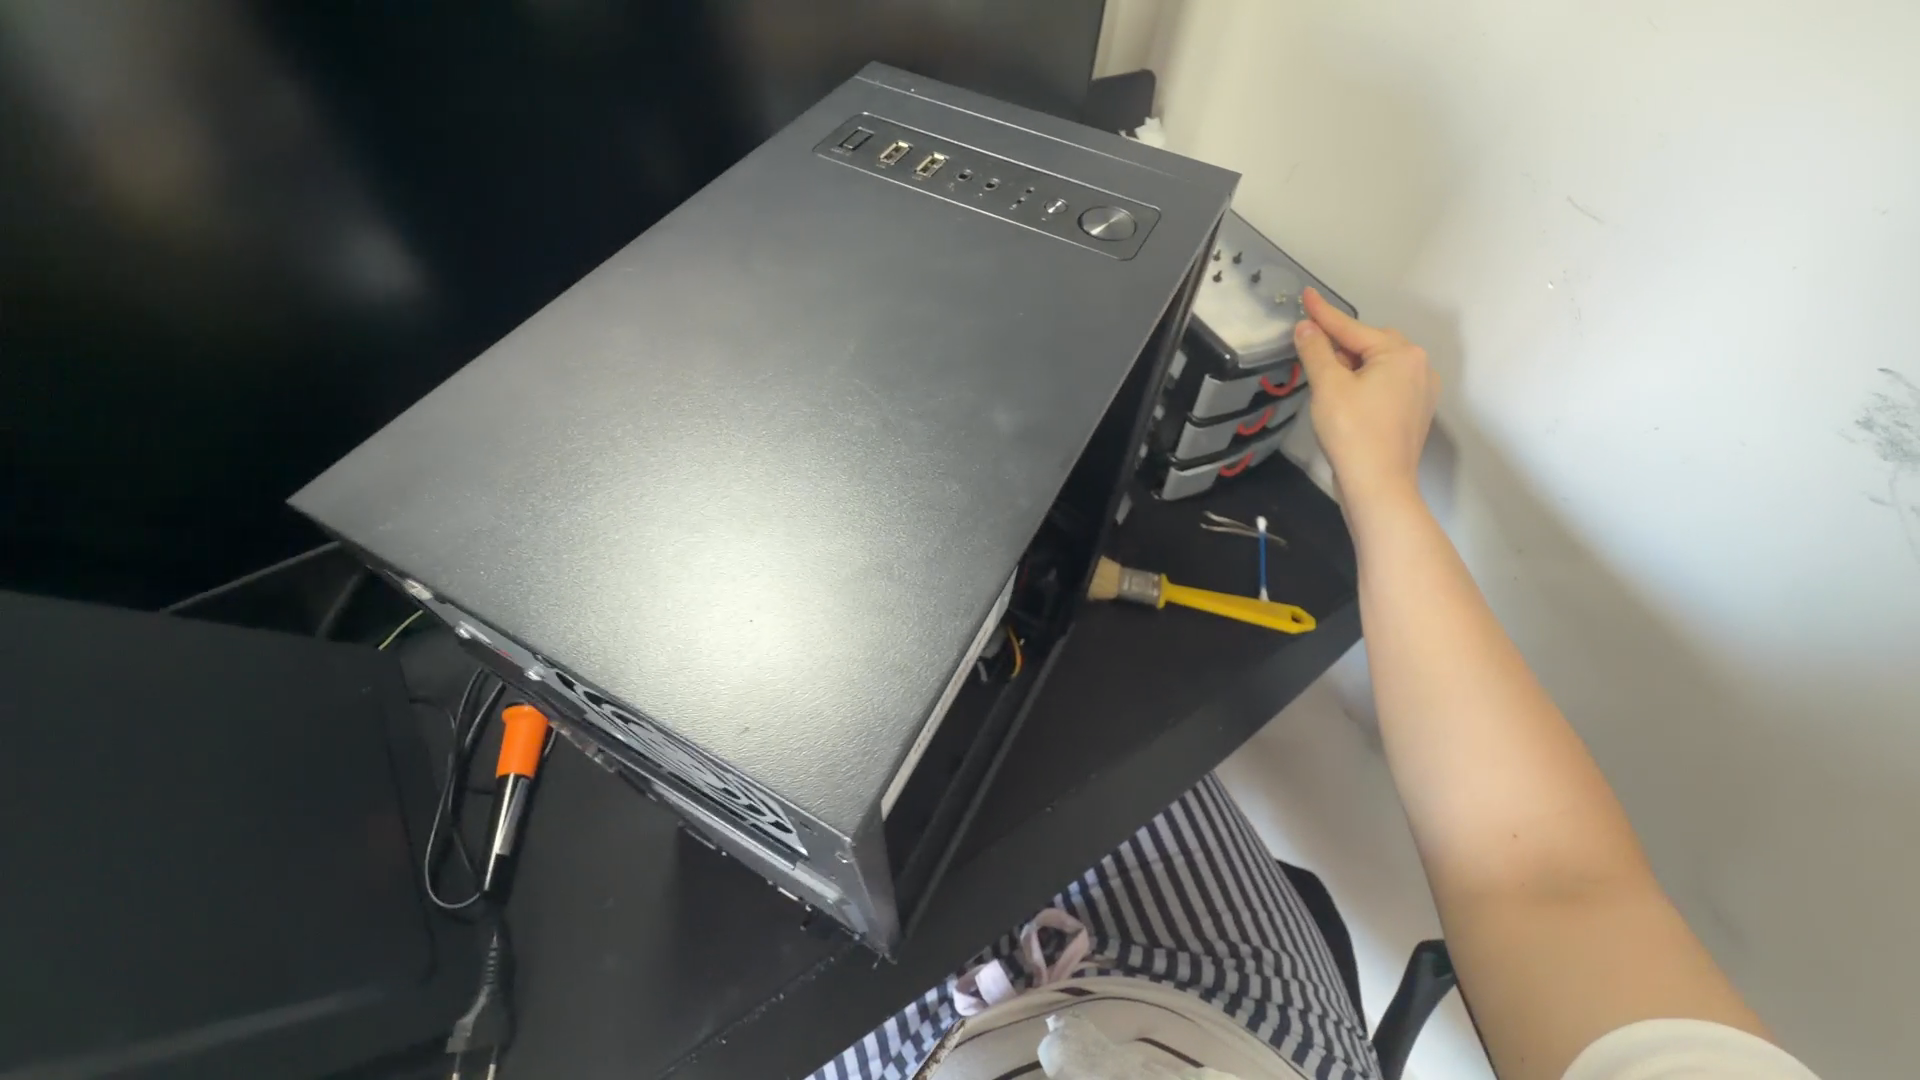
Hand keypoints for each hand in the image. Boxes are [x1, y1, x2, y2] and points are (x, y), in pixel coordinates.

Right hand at [1292, 288, 1439, 506]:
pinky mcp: (1414, 412)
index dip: (1323, 314)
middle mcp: (1418, 365)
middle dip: (1340, 344)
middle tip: (1310, 347)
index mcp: (1400, 352)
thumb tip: (1306, 327)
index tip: (1306, 295)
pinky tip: (1346, 397)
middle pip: (1369, 344)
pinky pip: (1385, 385)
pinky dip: (1363, 383)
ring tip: (1325, 376)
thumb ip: (1316, 351)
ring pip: (1378, 366)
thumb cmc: (1352, 432)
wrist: (1378, 484)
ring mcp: (1420, 390)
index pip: (1351, 328)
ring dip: (1351, 365)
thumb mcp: (1327, 387)